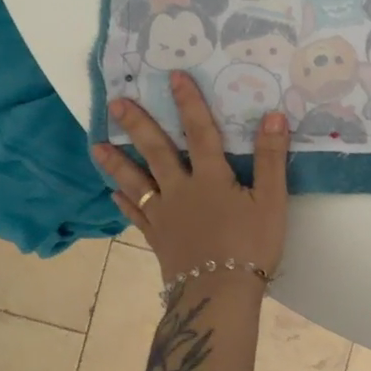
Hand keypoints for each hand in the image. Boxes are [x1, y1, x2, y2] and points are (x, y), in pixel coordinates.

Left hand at [90, 70, 289, 302]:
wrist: (217, 295)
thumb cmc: (250, 246)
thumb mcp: (272, 201)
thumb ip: (271, 159)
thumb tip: (273, 116)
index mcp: (210, 178)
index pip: (200, 132)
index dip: (190, 103)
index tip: (175, 76)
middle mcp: (181, 190)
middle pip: (156, 152)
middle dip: (138, 125)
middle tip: (116, 102)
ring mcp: (164, 215)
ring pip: (136, 182)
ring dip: (117, 162)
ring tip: (98, 145)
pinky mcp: (157, 238)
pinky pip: (136, 214)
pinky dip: (124, 202)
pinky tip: (113, 195)